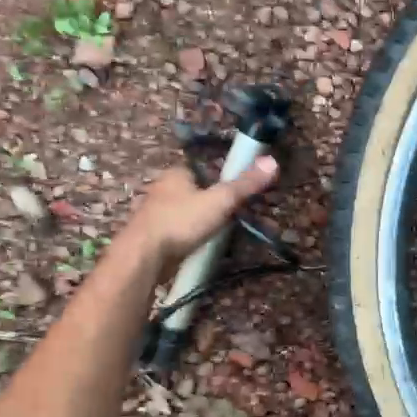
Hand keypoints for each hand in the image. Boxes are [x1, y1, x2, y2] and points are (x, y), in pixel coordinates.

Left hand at [120, 160, 277, 274]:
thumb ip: (245, 184)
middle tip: (236, 218)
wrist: (144, 256)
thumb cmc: (182, 221)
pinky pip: (181, 230)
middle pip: (198, 192)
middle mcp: (164, 188)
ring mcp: (157, 212)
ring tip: (222, 235)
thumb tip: (272, 161)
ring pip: (189, 212)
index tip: (239, 196)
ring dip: (204, 222)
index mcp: (177, 173)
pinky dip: (193, 236)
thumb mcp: (220, 201)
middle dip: (216, 204)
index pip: (205, 170)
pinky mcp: (155, 234)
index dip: (223, 181)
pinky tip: (202, 245)